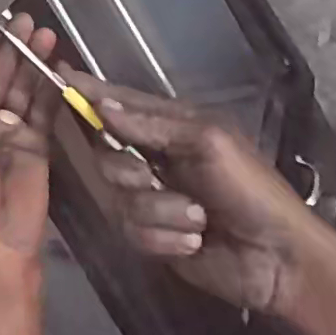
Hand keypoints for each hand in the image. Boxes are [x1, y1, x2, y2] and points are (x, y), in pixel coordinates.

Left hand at [0, 14, 59, 259]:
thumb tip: (0, 105)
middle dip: (13, 49)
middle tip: (27, 22)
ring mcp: (12, 129)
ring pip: (24, 87)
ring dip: (34, 62)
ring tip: (45, 36)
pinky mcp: (37, 141)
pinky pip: (44, 108)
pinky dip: (51, 88)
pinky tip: (58, 68)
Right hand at [62, 70, 321, 314]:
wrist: (278, 259)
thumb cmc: (250, 189)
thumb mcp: (207, 143)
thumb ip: (150, 126)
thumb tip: (101, 103)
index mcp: (169, 125)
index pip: (119, 102)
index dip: (88, 91)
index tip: (56, 74)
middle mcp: (153, 156)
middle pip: (105, 154)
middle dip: (129, 172)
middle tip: (153, 178)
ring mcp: (151, 196)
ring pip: (118, 197)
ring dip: (160, 212)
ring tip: (198, 221)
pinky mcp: (151, 233)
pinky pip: (131, 231)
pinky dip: (164, 238)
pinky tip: (194, 243)